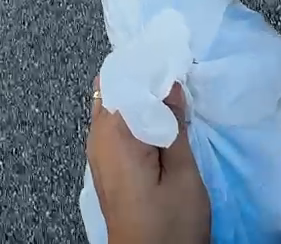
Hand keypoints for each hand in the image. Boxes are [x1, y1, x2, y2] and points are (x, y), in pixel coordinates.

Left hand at [87, 80, 209, 243]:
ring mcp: (98, 152)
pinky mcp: (105, 166)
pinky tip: (158, 117)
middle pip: (114, 88)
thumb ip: (175, 125)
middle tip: (173, 71)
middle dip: (142, 77)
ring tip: (170, 91)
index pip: (123, 78)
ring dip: (140, 97)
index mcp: (113, 132)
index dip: (147, 64)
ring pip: (115, 106)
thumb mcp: (182, 175)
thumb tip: (171, 84)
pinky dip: (135, 115)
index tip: (170, 54)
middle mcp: (97, 136)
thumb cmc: (168, 226)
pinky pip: (115, 125)